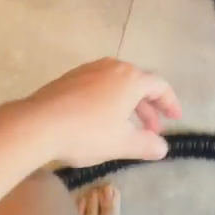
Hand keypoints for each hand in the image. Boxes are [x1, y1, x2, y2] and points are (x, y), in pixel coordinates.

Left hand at [14, 59, 182, 167]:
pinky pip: (101, 84)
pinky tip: (102, 118)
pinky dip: (110, 99)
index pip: (159, 85)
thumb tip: (163, 147)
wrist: (40, 123)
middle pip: (139, 83)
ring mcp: (92, 69)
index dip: (170, 102)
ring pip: (119, 83)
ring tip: (128, 126)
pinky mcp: (73, 76)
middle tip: (153, 129)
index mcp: (131, 79)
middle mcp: (114, 67)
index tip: (175, 118)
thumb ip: (145, 145)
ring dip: (129, 104)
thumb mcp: (121, 143)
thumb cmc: (87, 132)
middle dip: (149, 107)